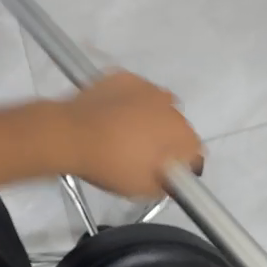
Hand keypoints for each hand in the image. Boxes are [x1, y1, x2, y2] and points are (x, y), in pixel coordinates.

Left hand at [56, 71, 203, 197]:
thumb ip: (165, 184)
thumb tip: (170, 178)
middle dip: (164, 139)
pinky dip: (127, 101)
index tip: (164, 173)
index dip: (181, 165)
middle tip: (139, 154)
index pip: (195, 152)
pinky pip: (134, 92)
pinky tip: (110, 114)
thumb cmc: (110, 165)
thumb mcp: (142, 189)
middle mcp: (172, 106)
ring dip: (147, 117)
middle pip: (177, 126)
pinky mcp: (124, 76)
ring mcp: (148, 86)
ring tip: (122, 132)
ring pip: (157, 105)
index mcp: (182, 134)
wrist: (71, 134)